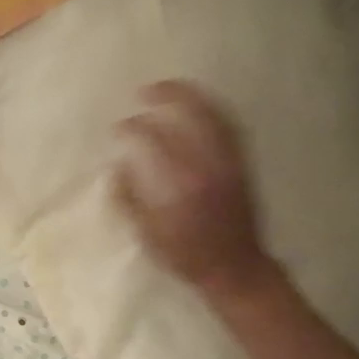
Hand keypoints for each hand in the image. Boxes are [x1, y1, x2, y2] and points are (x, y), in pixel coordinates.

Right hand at [114, 81, 277, 295]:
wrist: (235, 268)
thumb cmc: (187, 257)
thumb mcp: (149, 236)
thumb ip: (130, 201)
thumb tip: (116, 170)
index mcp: (182, 182)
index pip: (155, 140)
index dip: (134, 128)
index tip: (118, 127)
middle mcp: (210, 163)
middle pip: (192, 113)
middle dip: (168, 96)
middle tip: (146, 91)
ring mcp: (231, 161)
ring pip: (215, 114)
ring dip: (193, 97)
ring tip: (173, 91)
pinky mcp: (243, 165)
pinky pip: (230, 127)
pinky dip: (213, 112)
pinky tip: (201, 111)